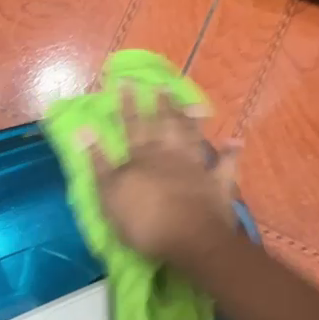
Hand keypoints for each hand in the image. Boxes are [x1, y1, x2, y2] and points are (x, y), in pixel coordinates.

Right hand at [85, 84, 242, 268]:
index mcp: (141, 157)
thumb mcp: (109, 193)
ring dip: (191, 120)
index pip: (132, 125)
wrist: (189, 238)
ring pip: (192, 138)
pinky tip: (235, 141)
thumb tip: (83, 129)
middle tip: (162, 84)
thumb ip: (98, 162)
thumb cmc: (143, 219)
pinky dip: (230, 153)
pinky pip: (226, 166)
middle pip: (164, 125)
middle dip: (162, 104)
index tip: (126, 81)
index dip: (127, 104)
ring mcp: (196, 168)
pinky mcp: (217, 185)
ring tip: (192, 103)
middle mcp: (169, 155)